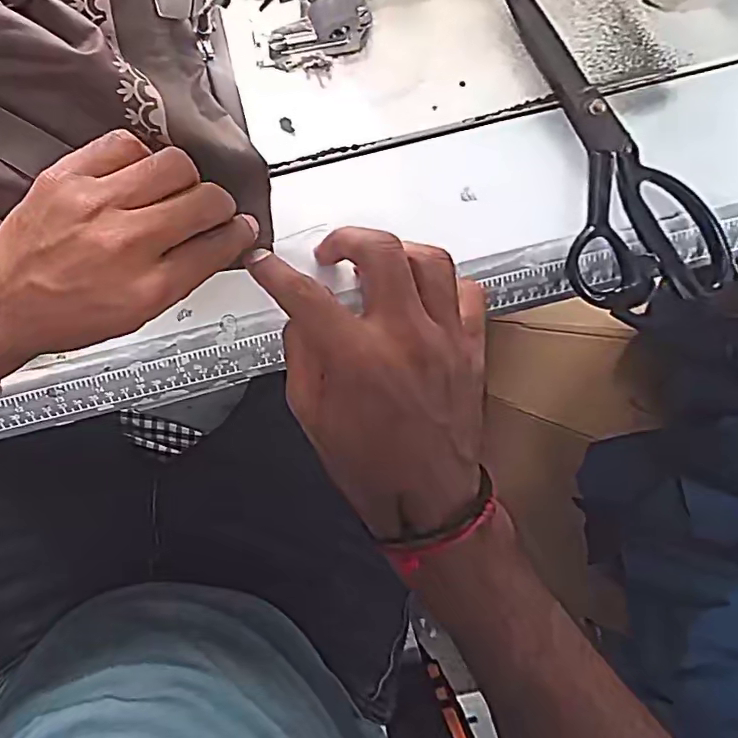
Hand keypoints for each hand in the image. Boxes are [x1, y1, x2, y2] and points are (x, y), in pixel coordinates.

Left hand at [0, 131, 258, 398]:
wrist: (1, 303)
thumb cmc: (63, 315)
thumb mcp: (134, 314)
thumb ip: (182, 276)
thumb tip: (216, 243)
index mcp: (146, 287)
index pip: (217, 246)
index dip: (237, 234)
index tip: (239, 228)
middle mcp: (124, 243)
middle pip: (204, 201)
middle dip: (216, 205)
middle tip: (205, 209)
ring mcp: (94, 203)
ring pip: (174, 164)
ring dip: (183, 178)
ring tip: (168, 191)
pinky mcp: (66, 176)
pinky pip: (126, 144)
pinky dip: (139, 157)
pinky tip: (133, 175)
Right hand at [246, 228, 487, 539]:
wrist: (428, 500)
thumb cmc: (371, 466)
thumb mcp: (310, 412)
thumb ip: (300, 355)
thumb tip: (299, 317)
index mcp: (354, 358)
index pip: (304, 294)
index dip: (275, 272)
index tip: (266, 264)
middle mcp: (403, 339)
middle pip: (379, 251)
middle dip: (345, 238)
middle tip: (331, 252)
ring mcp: (443, 339)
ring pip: (429, 259)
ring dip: (396, 251)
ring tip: (377, 263)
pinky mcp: (471, 348)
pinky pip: (467, 290)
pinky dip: (441, 282)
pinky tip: (421, 292)